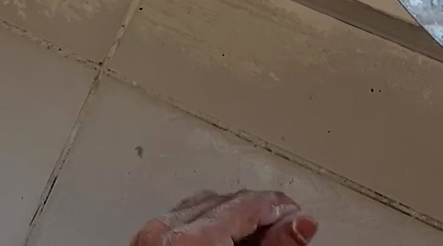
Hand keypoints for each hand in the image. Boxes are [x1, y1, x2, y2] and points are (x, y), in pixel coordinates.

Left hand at [129, 190, 318, 245]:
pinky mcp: (140, 244)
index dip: (279, 207)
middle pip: (225, 201)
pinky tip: (223, 236)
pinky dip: (207, 223)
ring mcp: (148, 236)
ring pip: (202, 206)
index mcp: (189, 237)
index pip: (246, 204)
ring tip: (259, 232)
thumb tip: (302, 223)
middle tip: (287, 224)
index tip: (299, 215)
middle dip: (259, 210)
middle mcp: (163, 230)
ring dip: (233, 215)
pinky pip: (182, 219)